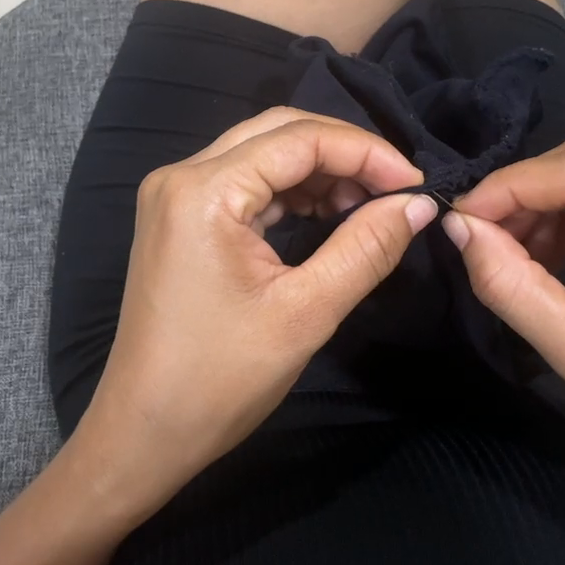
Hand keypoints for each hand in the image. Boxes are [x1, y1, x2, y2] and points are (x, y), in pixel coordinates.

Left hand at [80, 107, 438, 494]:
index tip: (417, 184)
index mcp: (203, 189)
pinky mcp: (179, 217)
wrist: (145, 431)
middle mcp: (181, 175)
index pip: (299, 139)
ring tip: (368, 207)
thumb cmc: (221, 380)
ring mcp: (175, 195)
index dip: (366, 152)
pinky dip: (290, 192)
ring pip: (261, 154)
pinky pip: (244, 183)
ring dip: (318, 172)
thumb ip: (365, 248)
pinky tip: (327, 214)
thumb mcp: (305, 313)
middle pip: (278, 133)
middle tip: (397, 190)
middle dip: (344, 154)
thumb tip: (418, 204)